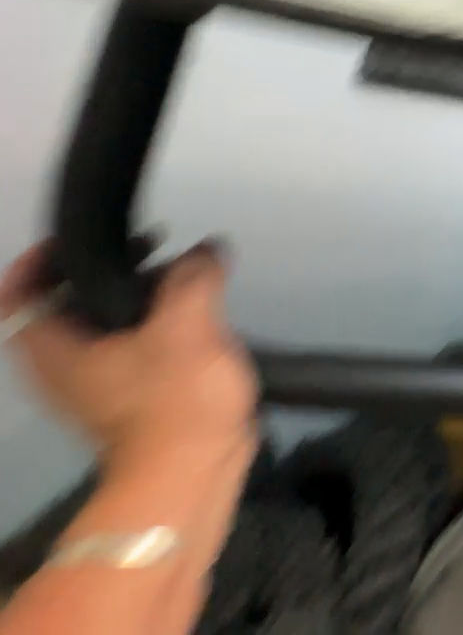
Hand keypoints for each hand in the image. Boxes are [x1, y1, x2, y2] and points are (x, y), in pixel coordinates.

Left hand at [0, 241, 257, 468]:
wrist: (191, 466)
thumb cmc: (174, 397)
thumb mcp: (188, 328)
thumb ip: (193, 281)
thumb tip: (204, 249)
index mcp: (52, 350)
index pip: (19, 294)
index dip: (44, 260)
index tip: (92, 235)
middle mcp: (60, 365)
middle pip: (63, 304)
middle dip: (106, 269)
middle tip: (155, 245)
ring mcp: (95, 382)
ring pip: (101, 323)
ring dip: (138, 293)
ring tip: (185, 274)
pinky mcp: (131, 392)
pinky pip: (130, 342)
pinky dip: (154, 319)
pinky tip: (195, 314)